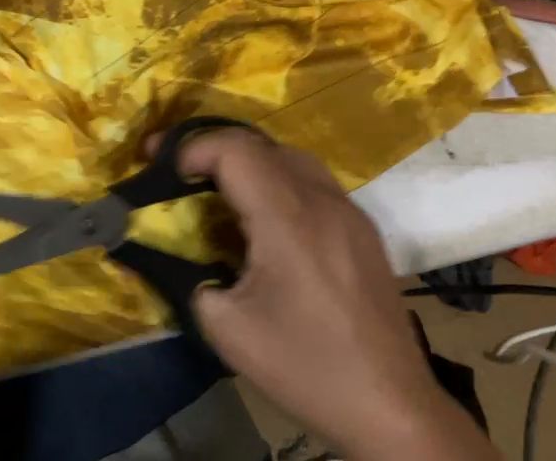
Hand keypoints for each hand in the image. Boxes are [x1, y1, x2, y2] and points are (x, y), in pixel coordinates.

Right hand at [180, 130, 497, 460]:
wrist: (393, 410)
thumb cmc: (306, 368)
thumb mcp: (226, 329)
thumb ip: (186, 277)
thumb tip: (163, 252)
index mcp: (288, 219)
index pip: (234, 149)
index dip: (191, 149)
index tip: (162, 171)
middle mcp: (323, 202)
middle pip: (260, 144)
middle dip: (212, 149)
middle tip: (178, 172)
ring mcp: (350, 213)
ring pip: (290, 157)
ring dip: (247, 161)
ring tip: (217, 188)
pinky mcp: (364, 231)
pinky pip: (313, 182)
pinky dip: (277, 180)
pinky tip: (262, 217)